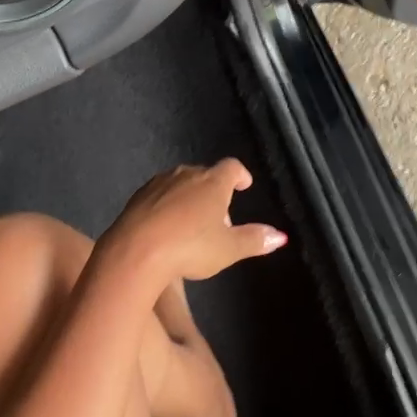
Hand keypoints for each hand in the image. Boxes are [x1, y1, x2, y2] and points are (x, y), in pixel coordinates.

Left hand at [103, 160, 286, 285]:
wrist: (136, 249)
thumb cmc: (189, 246)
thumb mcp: (227, 249)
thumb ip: (254, 240)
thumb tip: (280, 236)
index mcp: (212, 182)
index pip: (231, 167)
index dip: (239, 174)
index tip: (243, 184)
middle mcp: (186, 174)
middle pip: (206, 175)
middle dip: (215, 192)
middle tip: (220, 219)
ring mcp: (160, 182)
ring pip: (182, 183)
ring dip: (191, 197)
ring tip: (194, 224)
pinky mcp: (139, 194)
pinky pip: (161, 193)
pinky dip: (169, 204)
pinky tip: (168, 226)